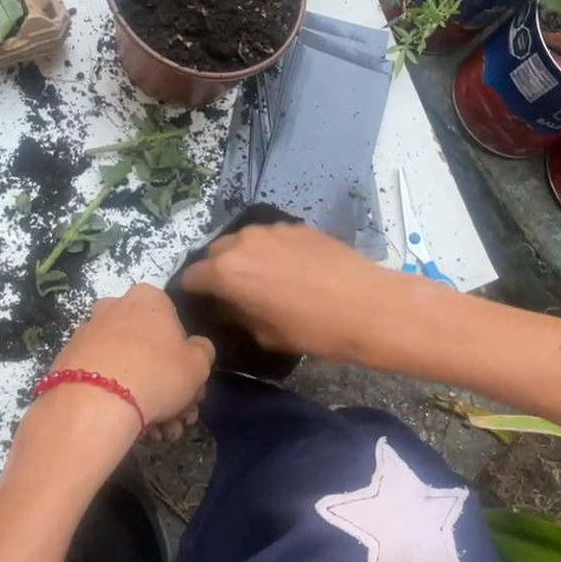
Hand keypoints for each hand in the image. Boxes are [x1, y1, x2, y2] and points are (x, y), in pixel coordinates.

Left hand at [45, 284, 214, 432]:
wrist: (94, 404)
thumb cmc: (156, 374)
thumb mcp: (199, 364)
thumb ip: (203, 351)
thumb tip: (195, 349)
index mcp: (148, 298)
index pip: (175, 325)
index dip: (187, 361)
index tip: (192, 389)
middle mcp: (114, 307)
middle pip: (150, 349)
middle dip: (169, 387)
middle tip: (180, 418)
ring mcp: (87, 334)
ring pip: (127, 367)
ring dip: (147, 399)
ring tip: (159, 433)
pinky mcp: (67, 361)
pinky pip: (103, 378)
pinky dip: (118, 400)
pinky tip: (133, 429)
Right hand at [180, 223, 421, 363]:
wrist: (368, 305)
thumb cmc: (313, 329)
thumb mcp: (265, 335)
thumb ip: (237, 316)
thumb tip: (227, 306)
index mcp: (226, 272)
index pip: (192, 277)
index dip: (195, 292)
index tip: (205, 305)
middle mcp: (243, 242)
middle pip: (216, 253)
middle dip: (218, 271)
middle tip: (234, 294)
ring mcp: (272, 230)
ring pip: (244, 241)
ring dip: (245, 258)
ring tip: (263, 280)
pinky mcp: (298, 226)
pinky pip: (272, 238)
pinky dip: (271, 251)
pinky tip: (290, 270)